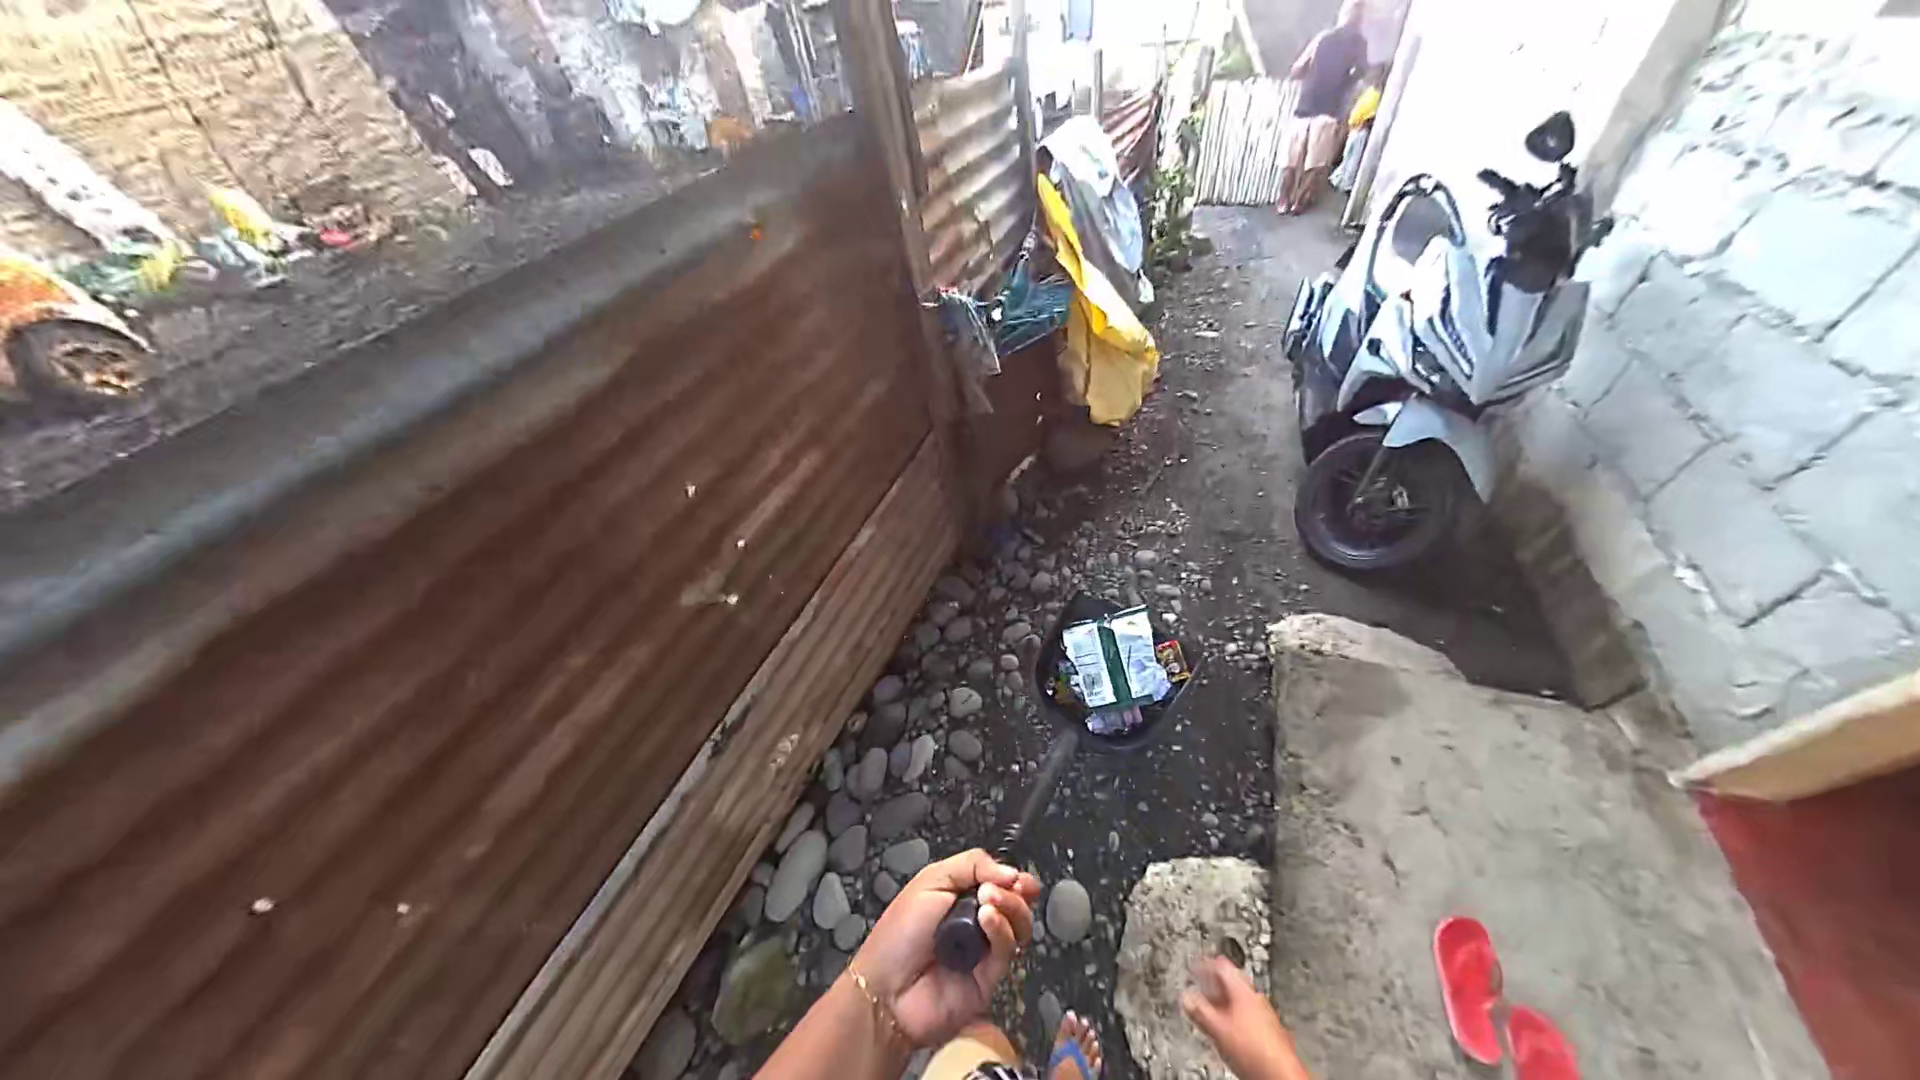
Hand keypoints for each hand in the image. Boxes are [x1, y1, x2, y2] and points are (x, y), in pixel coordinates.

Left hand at [851, 849, 1040, 1045]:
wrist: (886, 988)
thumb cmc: (899, 932)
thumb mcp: (932, 880)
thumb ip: (972, 865)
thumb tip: (1011, 871)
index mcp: (964, 894)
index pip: (1002, 881)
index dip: (1013, 876)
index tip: (1014, 875)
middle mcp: (978, 921)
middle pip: (1017, 902)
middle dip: (1016, 890)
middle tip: (1006, 884)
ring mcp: (985, 949)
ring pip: (1018, 925)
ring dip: (1010, 906)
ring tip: (989, 900)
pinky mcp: (990, 977)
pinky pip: (1006, 949)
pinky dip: (1000, 929)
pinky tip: (986, 919)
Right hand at [1182, 956, 1312, 1079]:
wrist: (1281, 1076)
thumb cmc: (1255, 1050)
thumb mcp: (1217, 1028)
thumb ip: (1200, 1010)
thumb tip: (1187, 998)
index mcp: (1243, 989)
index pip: (1221, 964)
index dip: (1205, 964)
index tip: (1194, 967)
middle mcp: (1256, 997)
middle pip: (1231, 981)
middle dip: (1214, 985)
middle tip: (1201, 988)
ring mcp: (1266, 1014)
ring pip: (1240, 999)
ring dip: (1224, 1002)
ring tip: (1211, 1011)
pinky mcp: (1271, 1032)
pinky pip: (1248, 1015)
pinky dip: (1235, 1016)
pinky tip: (1229, 1030)